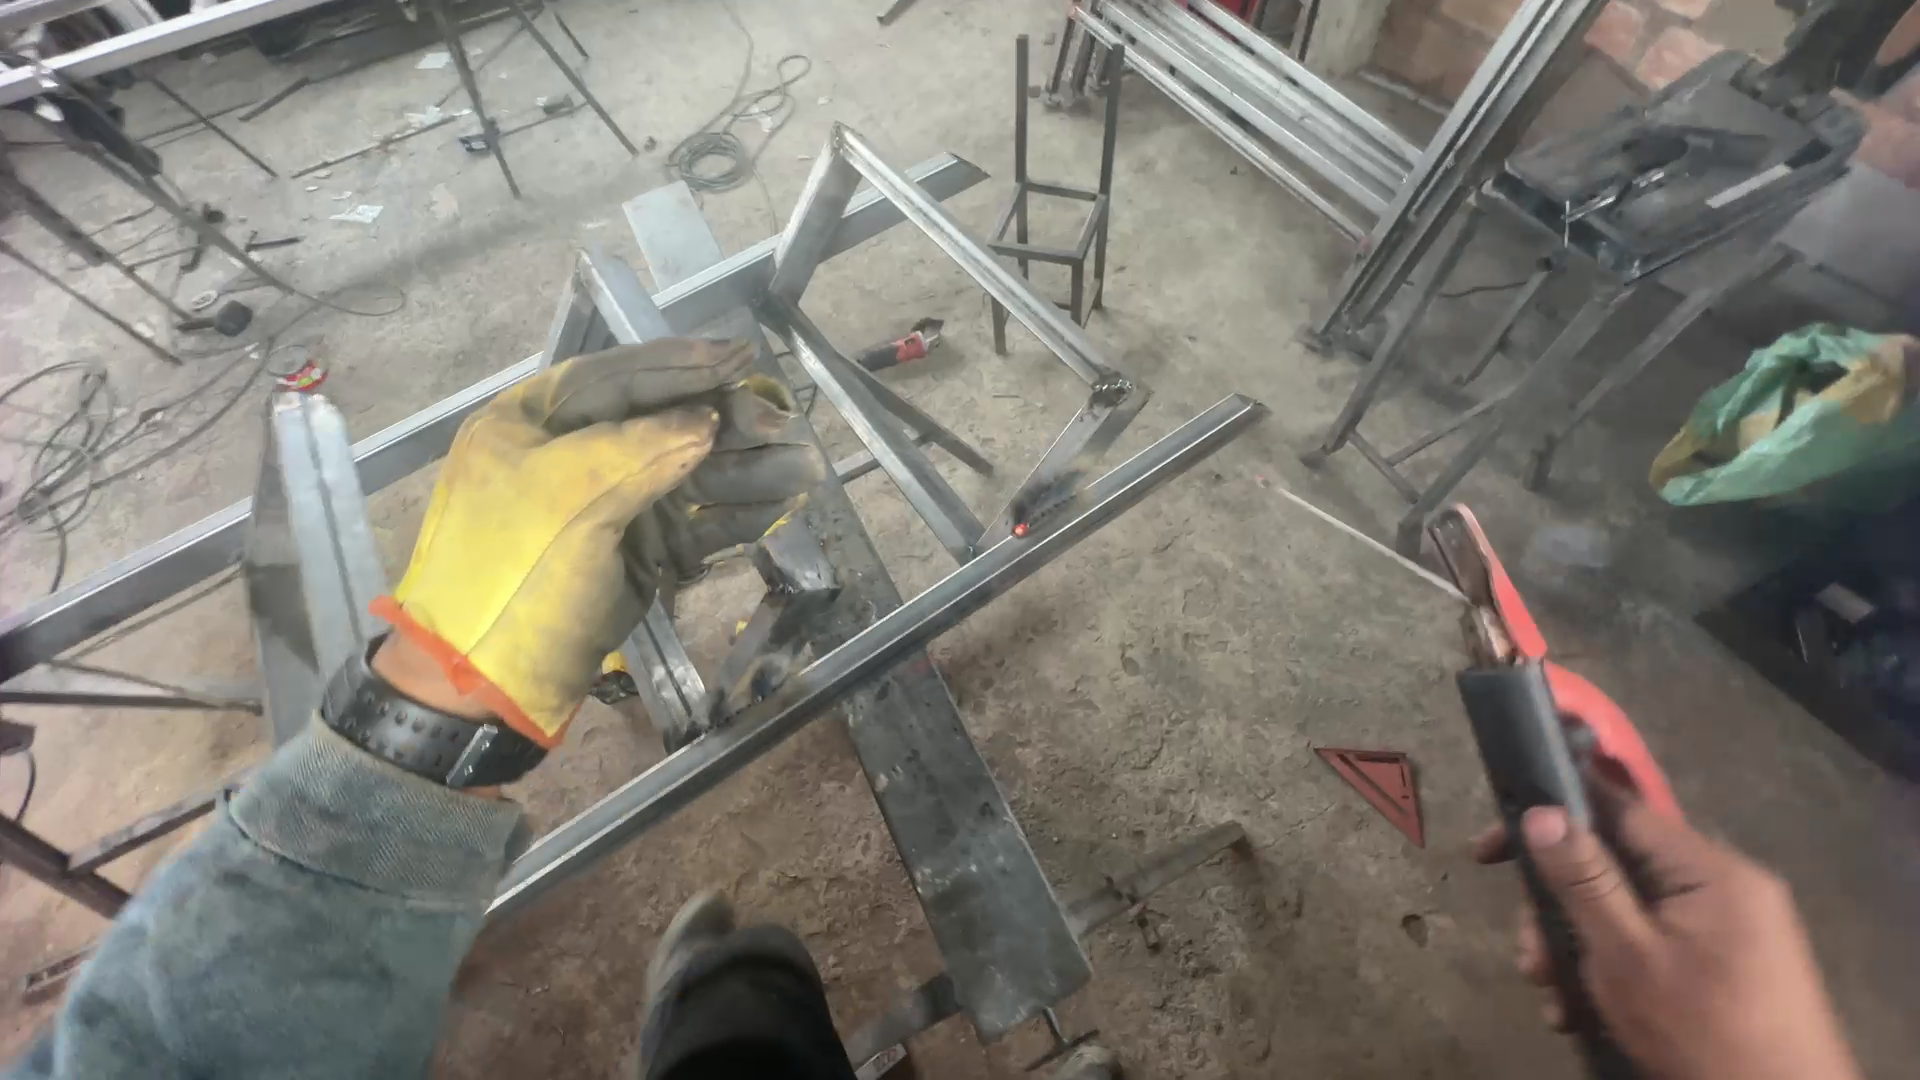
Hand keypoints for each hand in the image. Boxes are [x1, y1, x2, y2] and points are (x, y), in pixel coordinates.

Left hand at [371, 340, 825, 746]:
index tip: (742, 356)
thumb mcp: (567, 499)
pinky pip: (699, 523)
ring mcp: (615, 505)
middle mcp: (579, 455)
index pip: (621, 378)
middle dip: (730, 424)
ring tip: (805, 468)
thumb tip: (708, 420)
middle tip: (784, 424)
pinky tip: (781, 506)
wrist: (488, 687)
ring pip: (693, 475)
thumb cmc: (514, 578)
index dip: (685, 365)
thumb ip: (641, 448)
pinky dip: (738, 516)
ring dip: (749, 471)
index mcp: (537, 423)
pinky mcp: (643, 550)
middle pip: (668, 424)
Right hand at [1475, 801, 1860, 1079]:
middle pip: (1608, 862)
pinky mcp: (1715, 961)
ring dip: (1568, 940)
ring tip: (1549, 985)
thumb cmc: (1702, 1033)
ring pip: (1616, 904)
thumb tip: (1540, 811)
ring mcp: (1722, 927)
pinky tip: (1576, 1002)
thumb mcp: (1626, 953)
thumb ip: (1583, 879)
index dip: (1546, 817)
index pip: (1614, 809)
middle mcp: (1720, 888)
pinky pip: (1640, 936)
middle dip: (1554, 903)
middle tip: (1527, 946)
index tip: (1491, 847)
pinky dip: (1600, 961)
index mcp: (1710, 872)